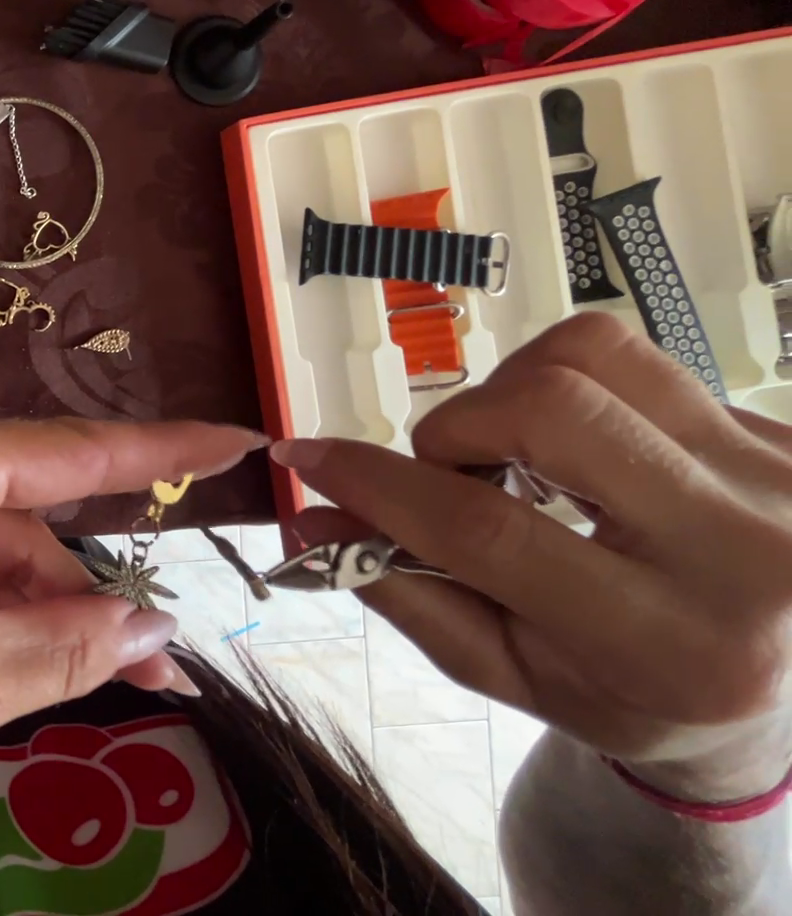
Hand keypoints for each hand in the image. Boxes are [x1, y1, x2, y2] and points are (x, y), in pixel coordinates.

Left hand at [0, 411, 267, 856]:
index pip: (71, 451)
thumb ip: (71, 646)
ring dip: (43, 608)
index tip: (240, 438)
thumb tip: (155, 623)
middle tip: (162, 659)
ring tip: (100, 679)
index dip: (162, 452)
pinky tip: (24, 658)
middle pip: (32, 513)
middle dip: (90, 586)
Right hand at [275, 313, 791, 802]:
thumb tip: (307, 520)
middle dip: (453, 428)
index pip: (487, 532)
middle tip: (447, 471)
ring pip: (590, 357)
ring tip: (507, 450)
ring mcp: (783, 475)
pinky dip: (559, 379)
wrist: (791, 682)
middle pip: (551, 411)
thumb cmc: (621, 689)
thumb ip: (401, 593)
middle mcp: (751, 551)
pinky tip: (565, 437)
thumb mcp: (501, 668)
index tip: (303, 457)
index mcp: (668, 642)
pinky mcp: (783, 430)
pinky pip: (632, 358)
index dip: (375, 484)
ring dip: (503, 392)